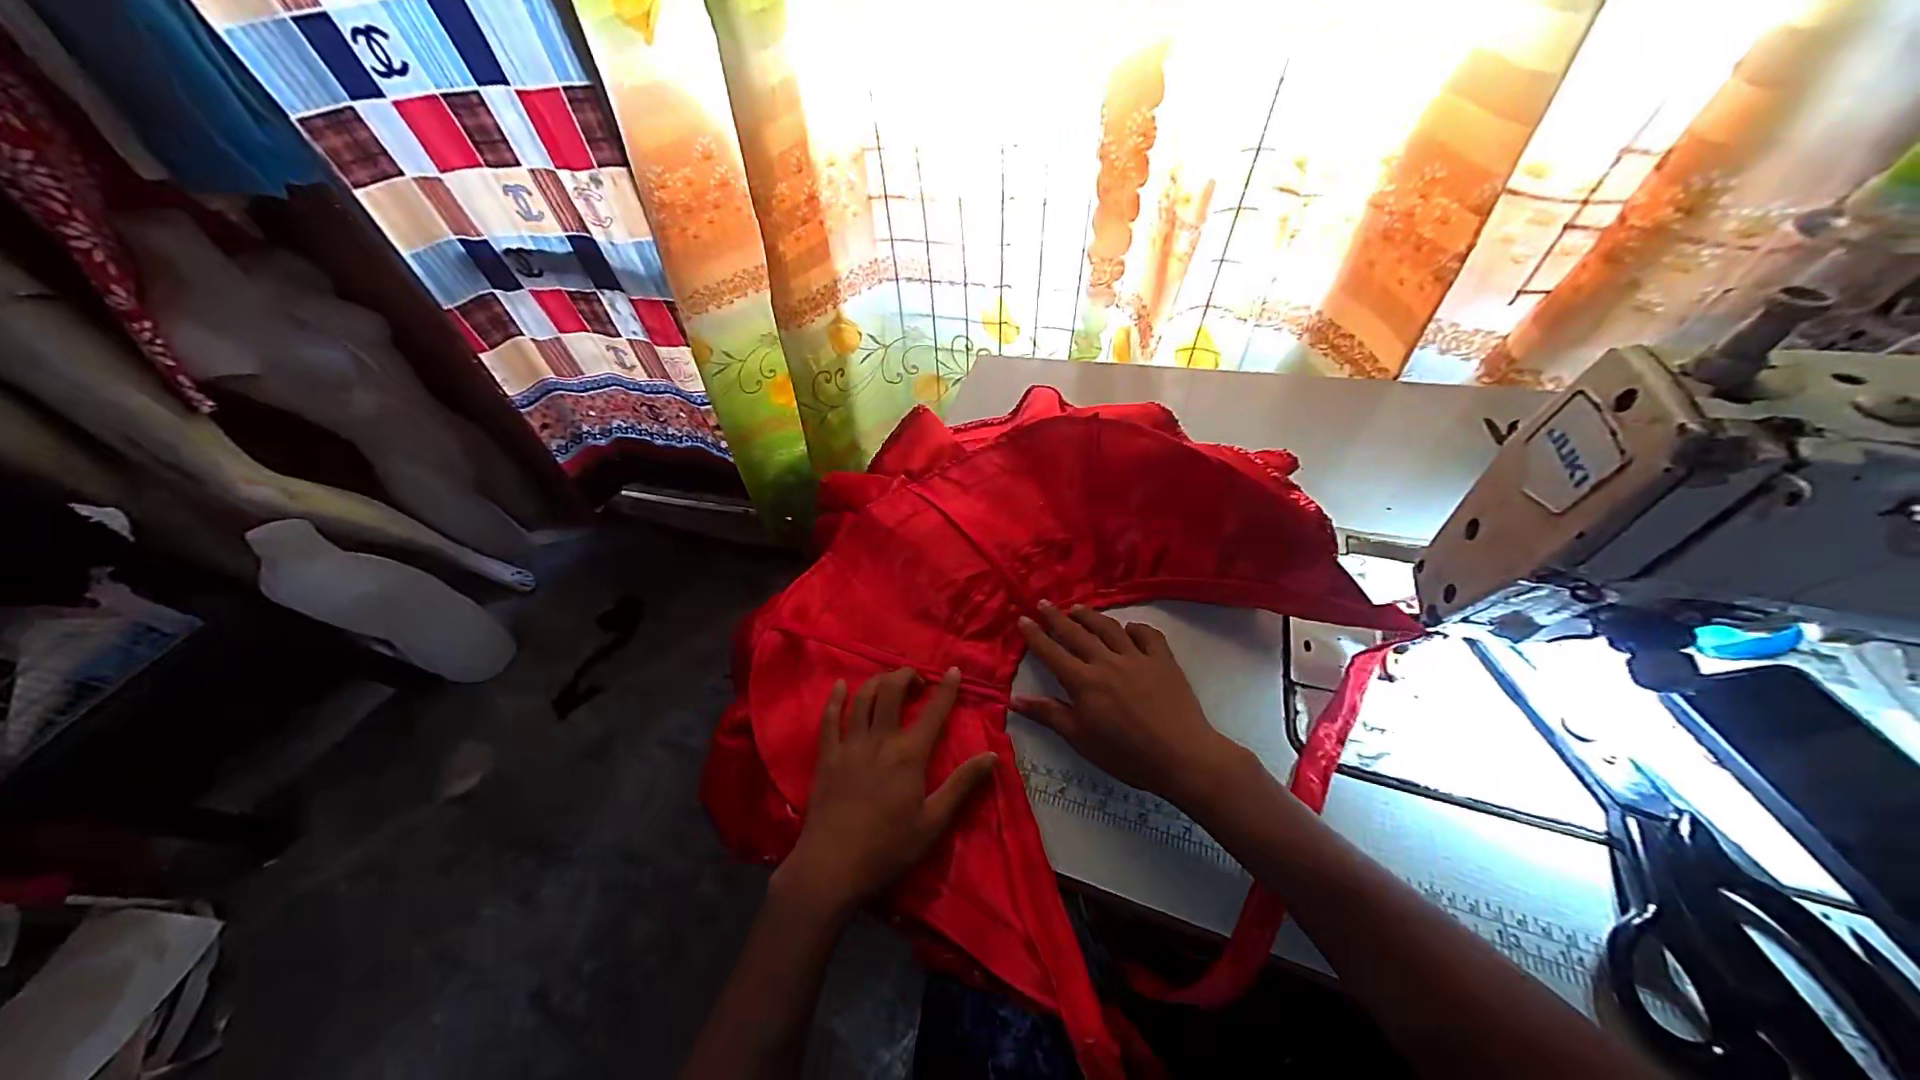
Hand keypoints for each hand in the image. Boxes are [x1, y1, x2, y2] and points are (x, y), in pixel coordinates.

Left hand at [773, 667, 997, 916]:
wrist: (832, 866)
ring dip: (878, 682)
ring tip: (888, 682)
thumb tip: (991, 756)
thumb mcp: (934, 822)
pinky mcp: (826, 756)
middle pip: (891, 691)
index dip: (946, 689)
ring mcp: (849, 745)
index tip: (953, 671)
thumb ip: (962, 785)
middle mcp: (879, 740)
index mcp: (909, 755)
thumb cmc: (888, 848)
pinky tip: (840, 686)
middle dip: (907, 677)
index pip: (933, 712)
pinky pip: (829, 718)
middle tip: (918, 683)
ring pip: (863, 698)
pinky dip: (835, 698)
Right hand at [1014, 601, 1247, 808]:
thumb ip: (1048, 714)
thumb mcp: (1080, 739)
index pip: (1052, 653)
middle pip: (1077, 633)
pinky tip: (1129, 628)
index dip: (1035, 635)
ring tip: (1077, 608)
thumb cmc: (1126, 755)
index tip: (1023, 619)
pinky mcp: (1163, 661)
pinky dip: (1135, 628)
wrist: (1181, 757)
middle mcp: (1107, 662)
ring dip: (1090, 616)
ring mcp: (1137, 658)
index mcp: (1084, 682)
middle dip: (1057, 617)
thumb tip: (1014, 699)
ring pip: (1109, 629)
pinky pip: (1148, 635)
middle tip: (1044, 603)